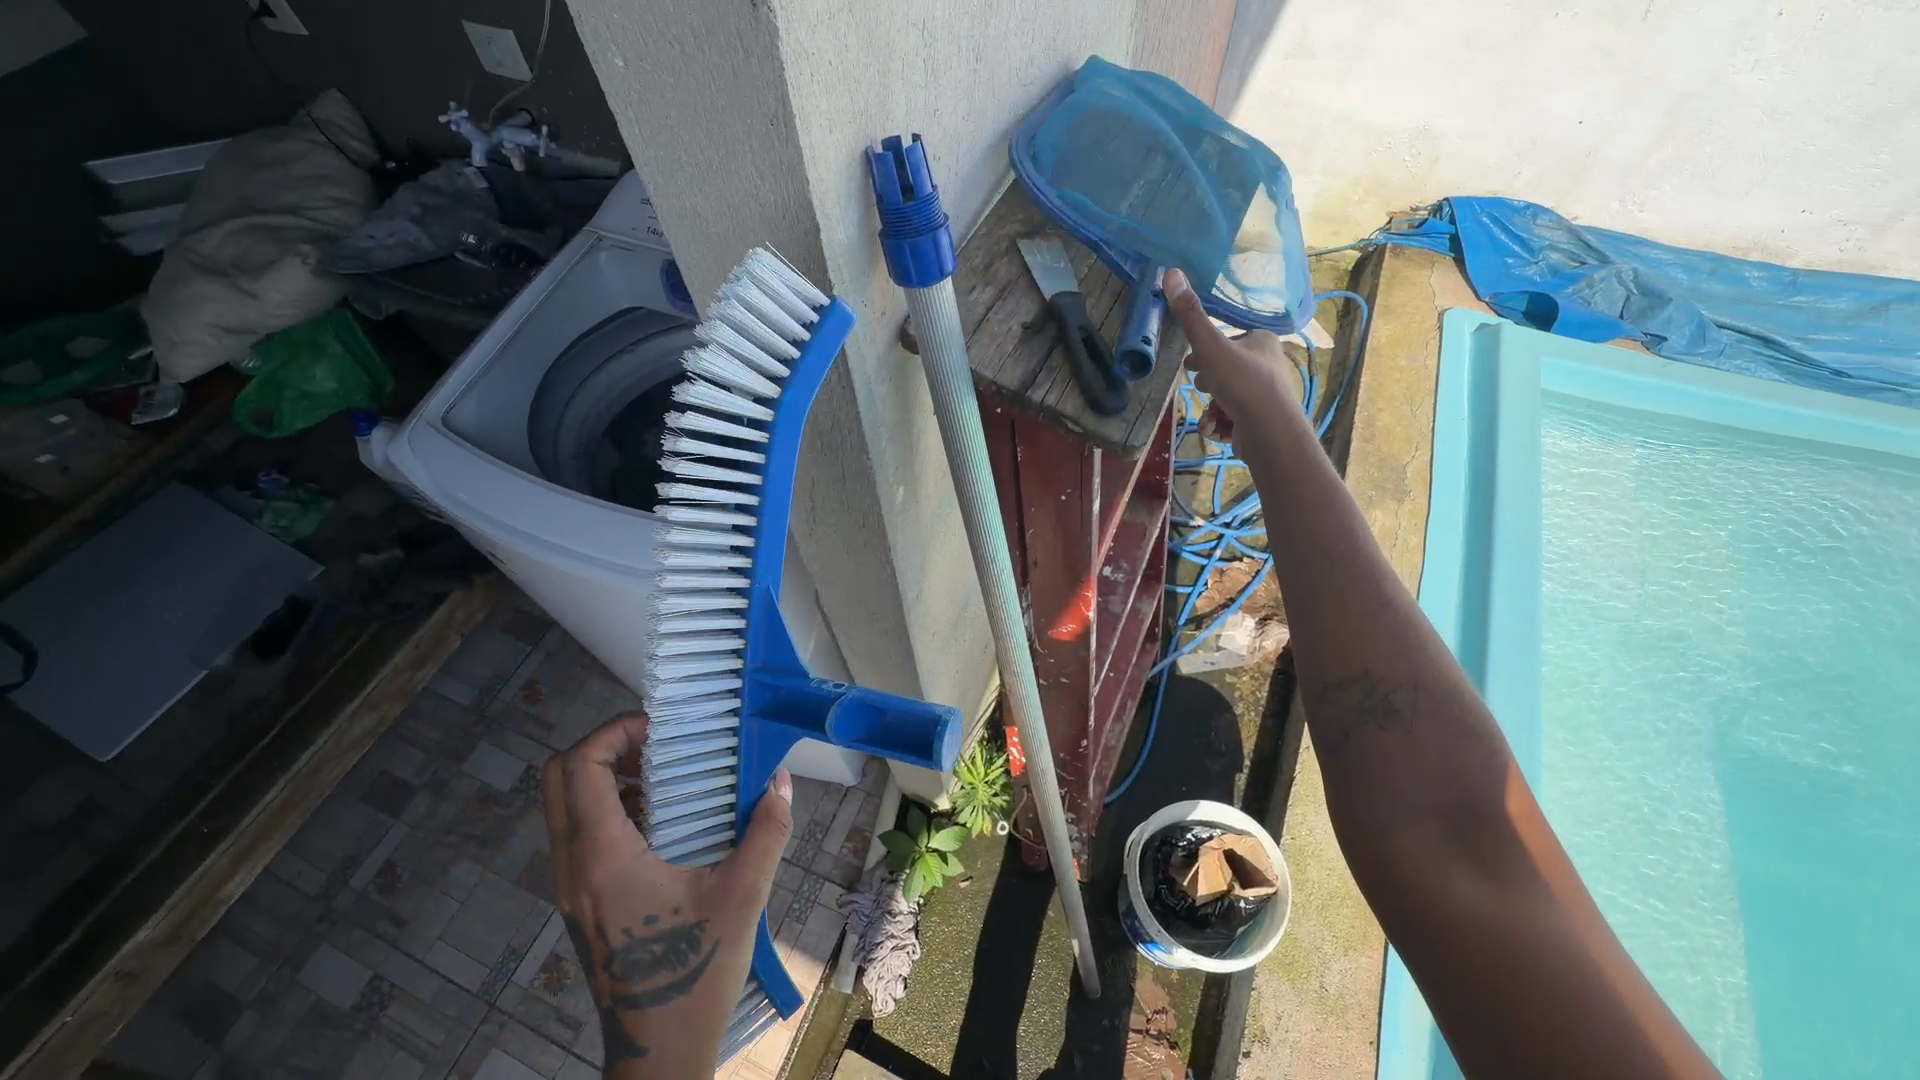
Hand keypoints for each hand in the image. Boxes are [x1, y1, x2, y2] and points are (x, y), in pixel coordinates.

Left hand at [542, 713, 792, 1077]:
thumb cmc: (696, 970)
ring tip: (661, 776)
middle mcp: (572, 866)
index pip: (580, 766)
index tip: (659, 728)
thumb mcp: (744, 895)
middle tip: (656, 744)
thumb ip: (767, 831)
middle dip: (604, 747)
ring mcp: (569, 887)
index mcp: (602, 856)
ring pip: (563, 807)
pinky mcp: (578, 903)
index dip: (613, 731)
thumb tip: (781, 781)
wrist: (660, 1049)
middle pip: (559, 778)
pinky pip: (576, 834)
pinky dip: (606, 809)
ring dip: (603, 777)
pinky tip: (658, 823)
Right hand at [1163, 267, 1300, 444]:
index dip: (1205, 353)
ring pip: (1226, 396)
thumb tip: (1170, 272)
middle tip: (1203, 389)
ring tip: (1213, 414)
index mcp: (1261, 341)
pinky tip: (1218, 428)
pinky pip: (1232, 417)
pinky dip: (1221, 423)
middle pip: (1225, 369)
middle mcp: (1268, 365)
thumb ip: (1190, 315)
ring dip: (1212, 406)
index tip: (1191, 365)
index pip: (1227, 341)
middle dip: (1209, 382)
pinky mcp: (1262, 421)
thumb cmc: (1242, 383)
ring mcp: (1266, 395)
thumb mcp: (1210, 347)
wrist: (1269, 432)